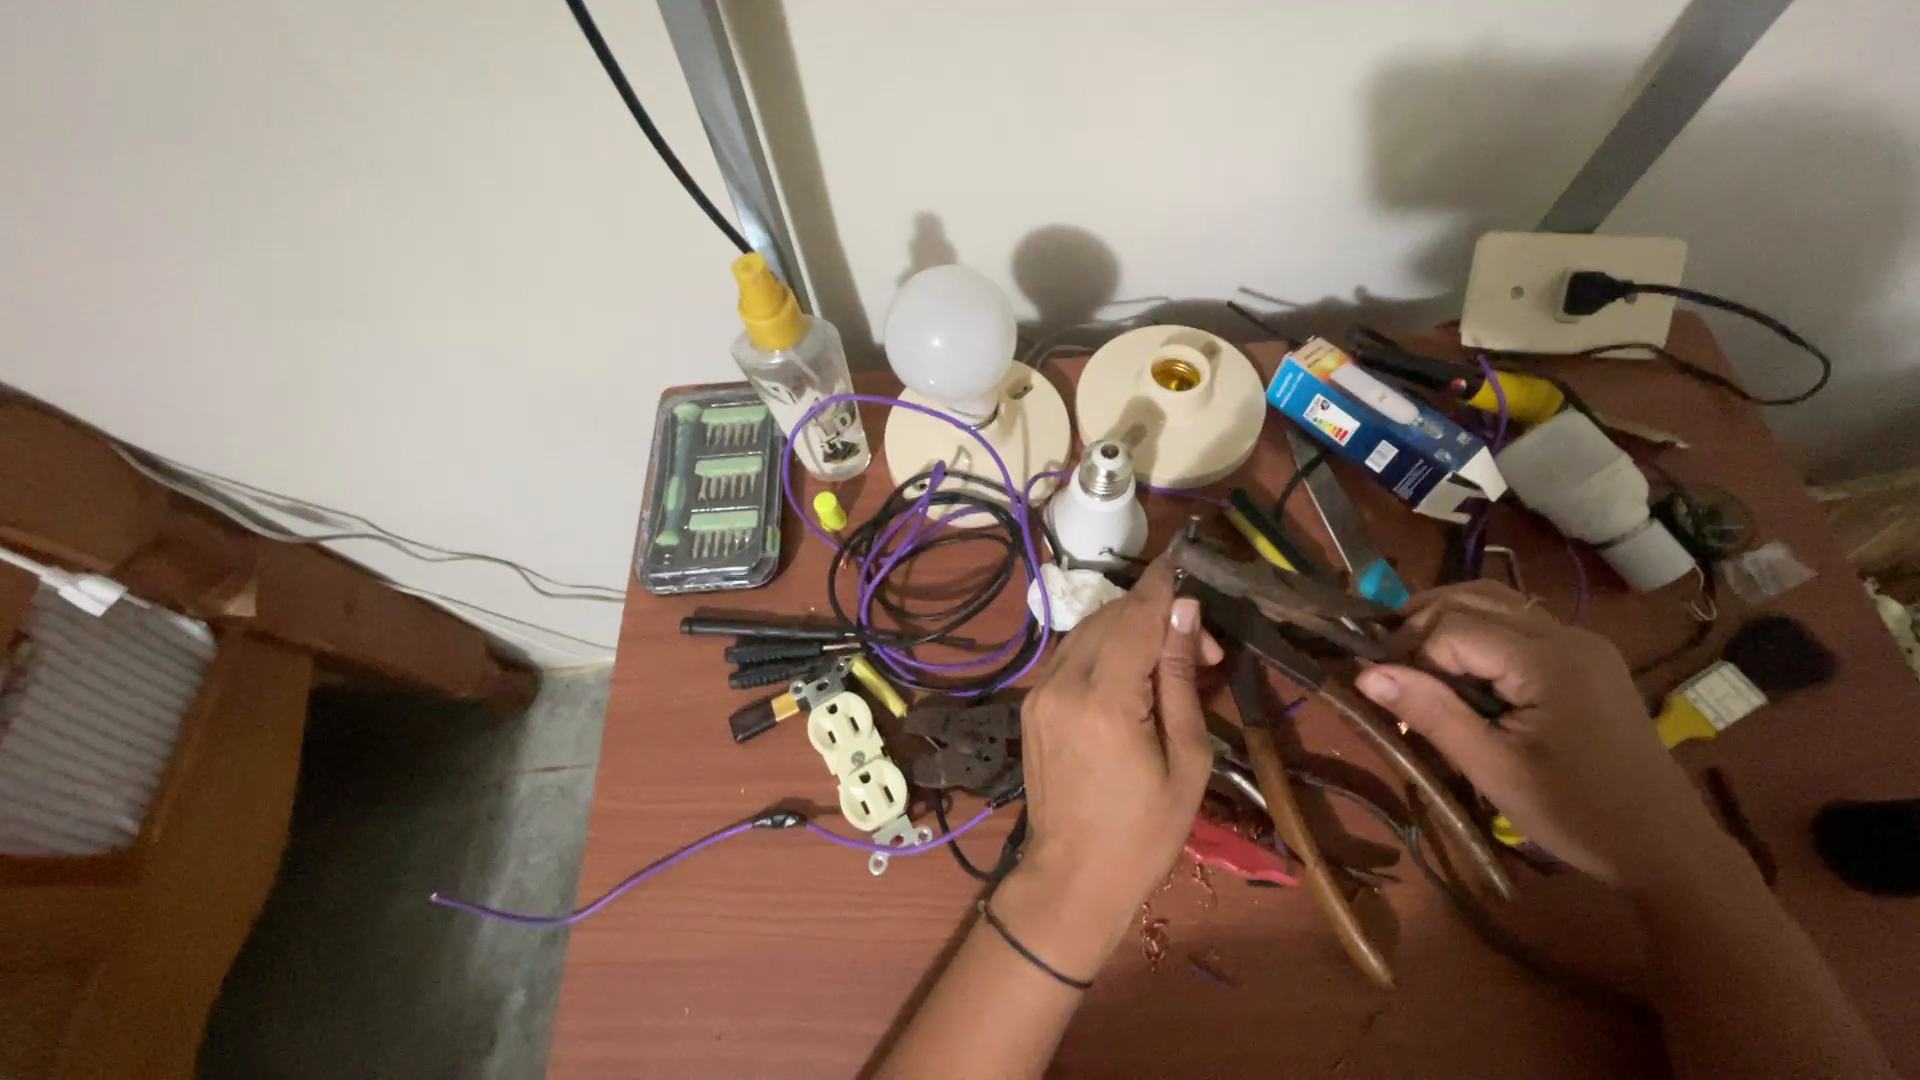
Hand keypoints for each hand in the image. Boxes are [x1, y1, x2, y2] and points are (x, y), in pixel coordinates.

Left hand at [995, 558, 1222, 974]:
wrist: (1073, 875)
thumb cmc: (1144, 831)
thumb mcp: (1186, 758)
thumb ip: (1178, 678)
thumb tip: (1184, 612)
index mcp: (1104, 700)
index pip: (1135, 617)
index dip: (1162, 585)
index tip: (1188, 559)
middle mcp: (1062, 684)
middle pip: (1109, 617)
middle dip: (1154, 612)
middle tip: (1199, 642)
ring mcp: (1039, 692)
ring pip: (1087, 630)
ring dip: (1128, 626)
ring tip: (1168, 656)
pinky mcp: (1032, 703)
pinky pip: (1071, 654)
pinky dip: (1103, 647)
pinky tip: (1131, 669)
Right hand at [1354, 581, 1715, 886]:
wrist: (1665, 848)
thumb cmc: (1574, 812)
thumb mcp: (1492, 767)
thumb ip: (1431, 712)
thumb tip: (1365, 673)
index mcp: (1548, 661)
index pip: (1452, 627)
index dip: (1411, 653)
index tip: (1390, 692)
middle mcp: (1568, 636)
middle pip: (1471, 598)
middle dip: (1420, 624)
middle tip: (1390, 669)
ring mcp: (1581, 643)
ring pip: (1493, 601)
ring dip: (1445, 621)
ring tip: (1414, 662)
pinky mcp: (1583, 658)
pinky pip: (1516, 622)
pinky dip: (1475, 631)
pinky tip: (1460, 669)